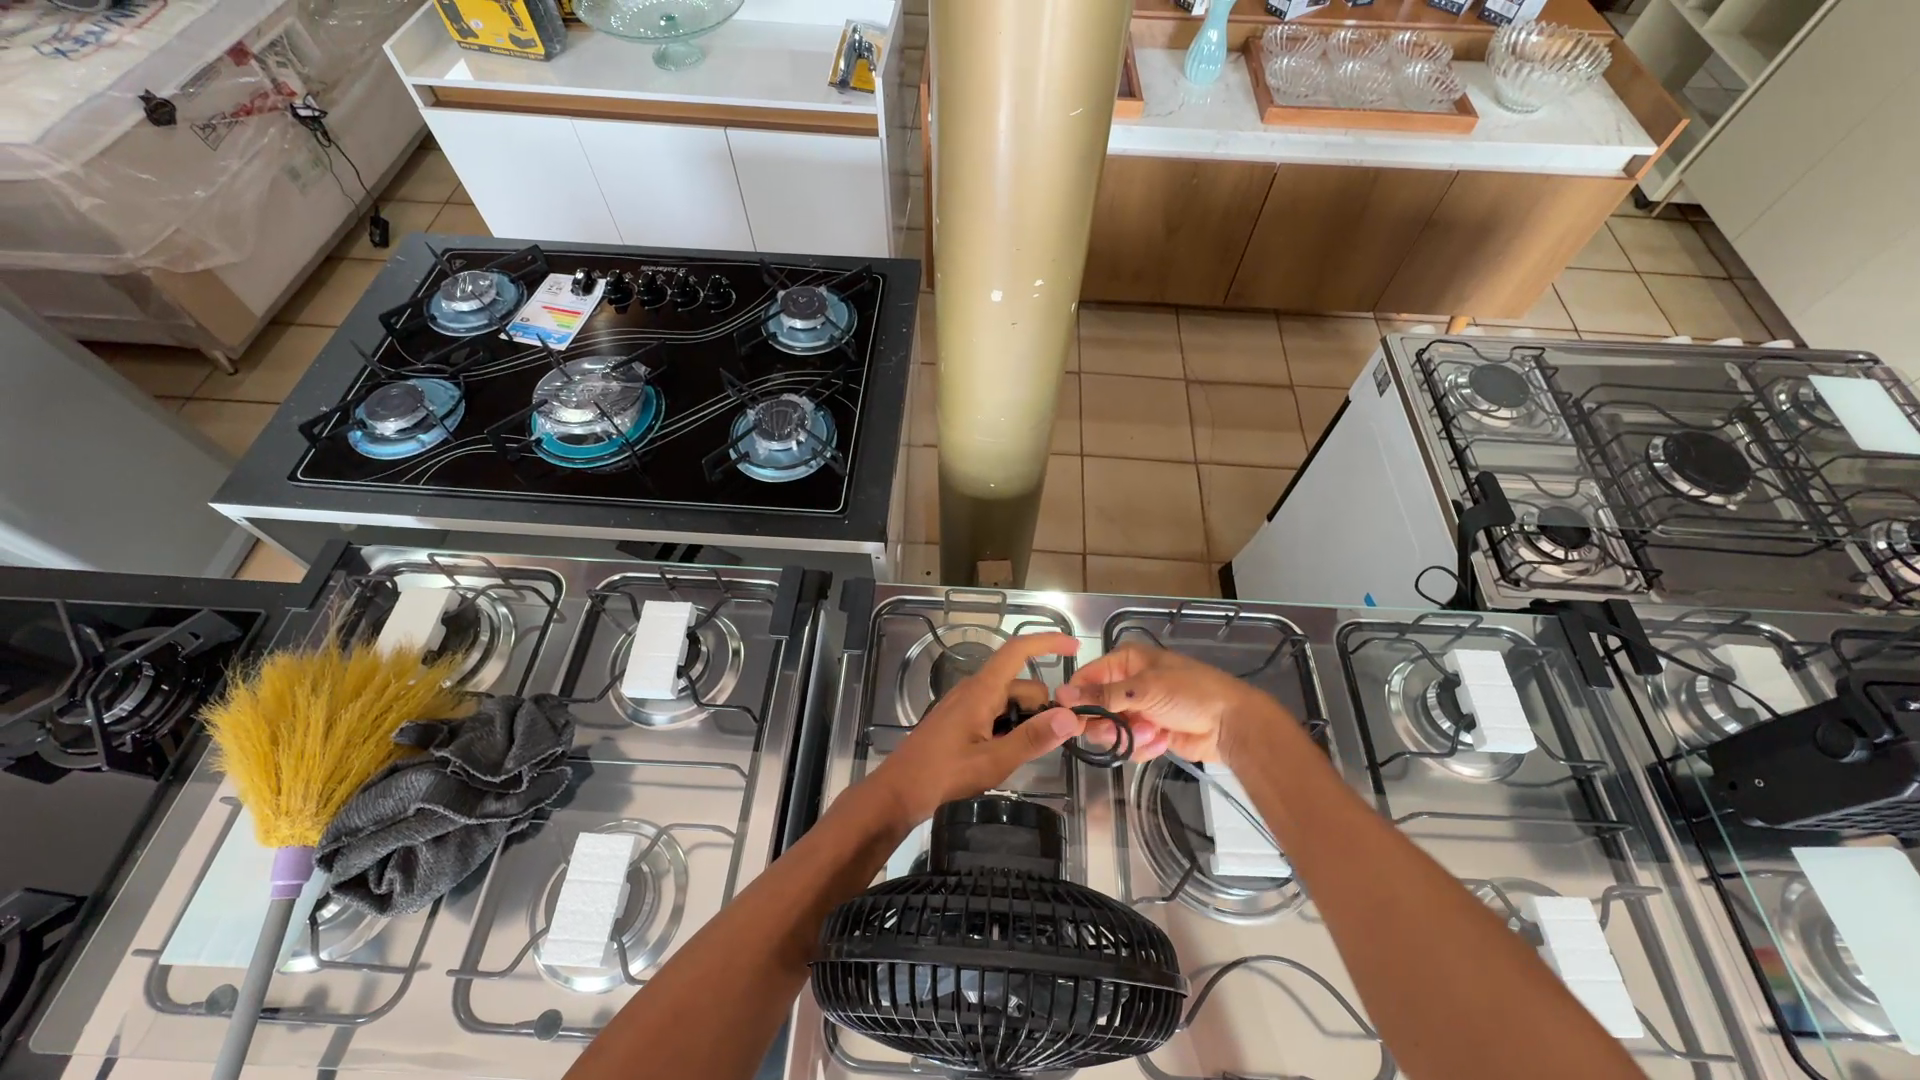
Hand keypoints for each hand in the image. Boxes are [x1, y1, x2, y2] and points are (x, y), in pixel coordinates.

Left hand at [867, 633, 1083, 824]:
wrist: (899, 792)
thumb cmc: (943, 774)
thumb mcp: (994, 761)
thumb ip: (1032, 738)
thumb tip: (1070, 717)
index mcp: (981, 690)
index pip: (1017, 651)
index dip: (1047, 642)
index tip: (1075, 646)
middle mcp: (974, 689)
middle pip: (1021, 685)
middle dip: (1041, 708)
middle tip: (1049, 743)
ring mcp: (965, 704)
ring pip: (1010, 701)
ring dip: (1025, 721)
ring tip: (1021, 756)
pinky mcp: (960, 719)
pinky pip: (995, 712)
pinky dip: (1009, 727)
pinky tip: (1006, 754)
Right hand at [1055, 644, 1263, 764]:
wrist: (1231, 724)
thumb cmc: (1191, 694)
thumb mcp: (1145, 690)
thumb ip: (1102, 695)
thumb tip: (1061, 694)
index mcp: (1125, 662)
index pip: (1085, 679)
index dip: (1076, 700)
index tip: (1070, 721)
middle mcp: (1127, 684)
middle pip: (1094, 709)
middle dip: (1108, 724)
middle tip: (1119, 730)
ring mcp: (1138, 710)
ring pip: (1110, 731)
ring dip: (1130, 736)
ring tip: (1154, 733)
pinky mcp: (1149, 734)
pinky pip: (1129, 745)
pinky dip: (1144, 746)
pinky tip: (1163, 740)